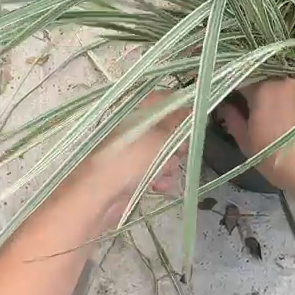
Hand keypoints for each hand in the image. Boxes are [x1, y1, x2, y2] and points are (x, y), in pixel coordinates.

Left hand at [60, 94, 188, 229]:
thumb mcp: (160, 136)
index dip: (181, 107)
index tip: (195, 119)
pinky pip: (152, 171)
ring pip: (161, 152)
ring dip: (169, 163)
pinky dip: (158, 178)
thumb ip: (179, 122)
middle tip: (182, 150)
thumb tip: (193, 108)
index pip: (163, 100)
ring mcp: (130, 152)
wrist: (99, 194)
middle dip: (177, 142)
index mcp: (136, 113)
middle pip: (165, 129)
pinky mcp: (129, 173)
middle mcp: (132, 129)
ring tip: (167, 172)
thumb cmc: (130, 159)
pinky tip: (160, 186)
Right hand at [219, 78, 294, 198]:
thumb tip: (224, 106)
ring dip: (263, 94)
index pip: (238, 80)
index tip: (221, 99)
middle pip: (256, 79)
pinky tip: (274, 114)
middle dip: (246, 91)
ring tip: (256, 113)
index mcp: (262, 89)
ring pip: (272, 85)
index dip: (228, 89)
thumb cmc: (277, 159)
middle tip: (237, 107)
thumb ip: (233, 119)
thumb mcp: (247, 142)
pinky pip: (286, 91)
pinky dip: (278, 98)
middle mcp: (281, 81)